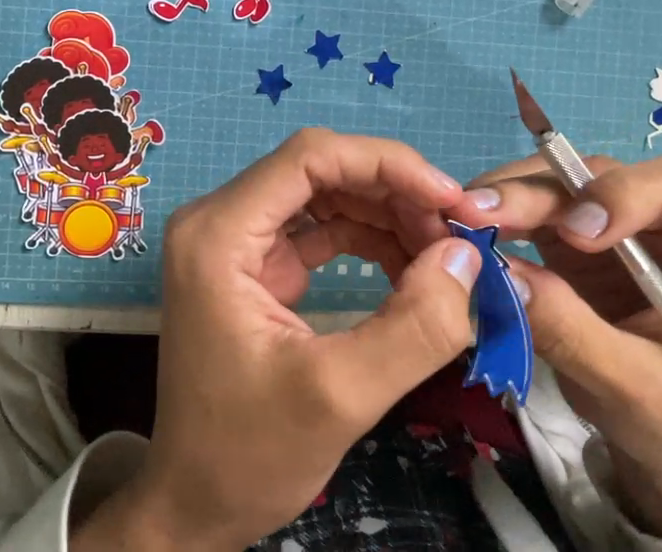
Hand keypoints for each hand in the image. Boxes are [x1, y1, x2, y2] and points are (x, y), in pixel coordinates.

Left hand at [72, 130, 479, 551]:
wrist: (195, 503)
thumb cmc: (249, 453)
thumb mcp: (340, 396)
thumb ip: (412, 327)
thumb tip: (466, 257)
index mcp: (218, 234)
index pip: (309, 158)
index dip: (387, 165)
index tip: (453, 201)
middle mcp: (219, 220)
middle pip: (319, 170)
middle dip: (394, 192)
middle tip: (460, 233)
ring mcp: (236, 241)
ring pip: (325, 195)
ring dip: (387, 215)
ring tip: (445, 254)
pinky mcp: (255, 265)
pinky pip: (319, 229)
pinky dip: (368, 240)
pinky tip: (412, 268)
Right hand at [447, 148, 661, 550]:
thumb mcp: (637, 392)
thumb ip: (576, 333)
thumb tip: (500, 274)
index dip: (632, 192)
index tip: (575, 235)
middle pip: (612, 174)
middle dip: (546, 191)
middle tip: (481, 213)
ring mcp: (627, 224)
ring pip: (567, 180)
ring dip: (512, 194)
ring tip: (461, 217)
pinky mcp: (581, 235)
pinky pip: (538, 204)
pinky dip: (501, 212)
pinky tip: (466, 225)